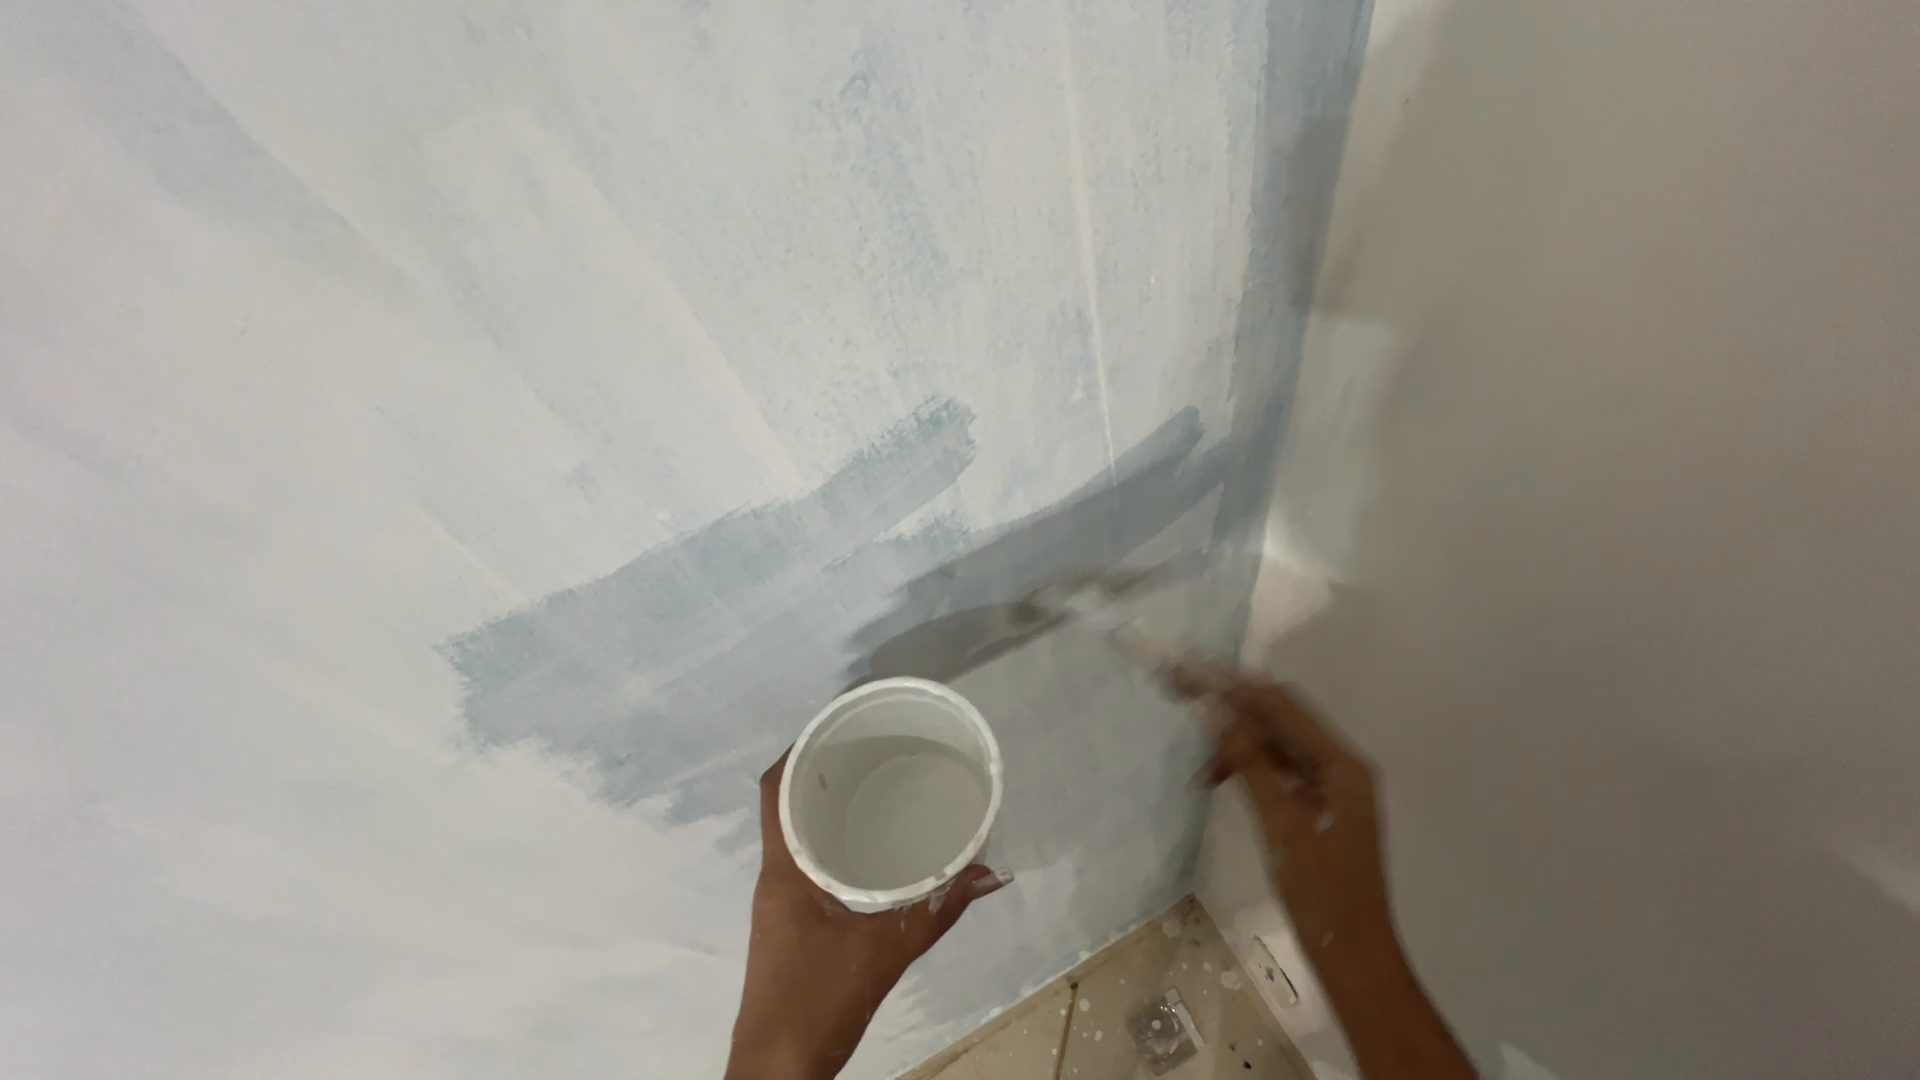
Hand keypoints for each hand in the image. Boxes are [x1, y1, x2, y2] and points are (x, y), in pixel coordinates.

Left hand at [725, 749, 1011, 1079]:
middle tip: (868, 745)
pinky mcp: (787, 918)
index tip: (835, 724)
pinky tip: (866, 841)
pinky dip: (828, 837)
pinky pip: (803, 857)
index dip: (797, 748)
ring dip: (823, 802)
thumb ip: (940, 909)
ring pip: (792, 829)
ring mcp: (777, 898)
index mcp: (784, 869)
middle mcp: (773, 874)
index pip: (774, 788)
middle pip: (784, 801)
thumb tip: (993, 871)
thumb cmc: (820, 1000)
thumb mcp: (887, 952)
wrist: (777, 1070)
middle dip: (820, 768)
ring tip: (872, 779)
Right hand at [1168, 660, 1478, 1078]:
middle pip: (1279, 716)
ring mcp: (1331, 786)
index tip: (1190, 669)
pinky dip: (1246, 766)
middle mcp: (1341, 766)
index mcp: (1342, 766)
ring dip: (1235, 739)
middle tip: (1181, 689)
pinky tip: (1215, 777)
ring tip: (1195, 754)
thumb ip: (1249, 762)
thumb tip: (1214, 710)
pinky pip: (1278, 769)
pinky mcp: (1319, 806)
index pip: (1281, 705)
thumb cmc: (1320, 894)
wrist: (1354, 958)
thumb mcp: (1280, 825)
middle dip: (1230, 701)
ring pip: (1275, 743)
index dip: (1233, 684)